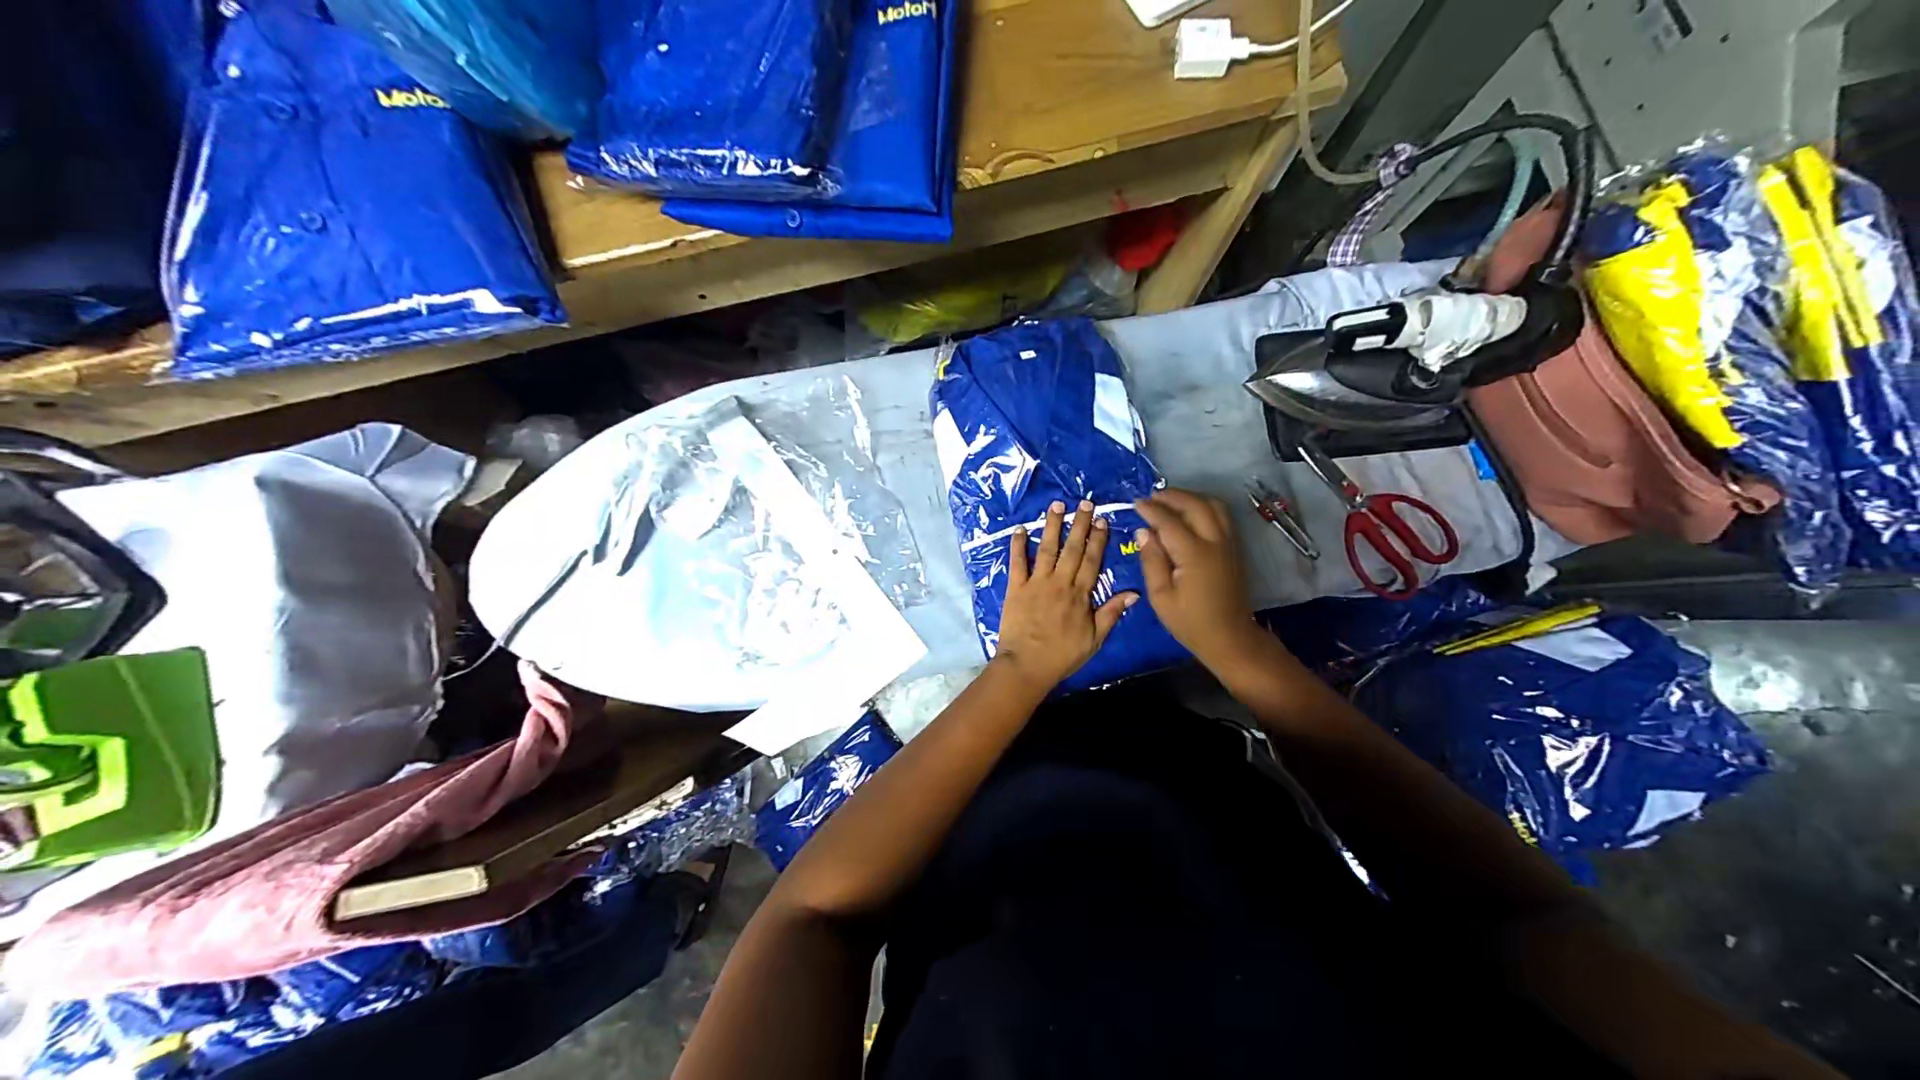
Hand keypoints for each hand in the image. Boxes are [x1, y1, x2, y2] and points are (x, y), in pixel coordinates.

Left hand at [992, 499, 1137, 690]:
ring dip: (1052, 526)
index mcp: (1080, 594)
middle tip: (1085, 503)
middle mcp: (1059, 582)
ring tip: (1057, 505)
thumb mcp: (1094, 639)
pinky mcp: (1015, 588)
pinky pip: (1017, 562)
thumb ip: (1111, 613)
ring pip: (1046, 548)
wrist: (1027, 665)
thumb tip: (1134, 593)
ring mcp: (1036, 583)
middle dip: (1080, 524)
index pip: (1092, 560)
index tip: (1102, 520)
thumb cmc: (1062, 655)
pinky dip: (1018, 545)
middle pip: (1073, 548)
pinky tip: (1020, 529)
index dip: (1098, 539)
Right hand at [1133, 489, 1269, 670]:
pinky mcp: (1235, 548)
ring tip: (1170, 501)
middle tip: (1152, 497)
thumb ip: (1151, 560)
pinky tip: (1190, 513)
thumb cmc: (1190, 622)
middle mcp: (1215, 542)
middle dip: (1172, 496)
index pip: (1169, 521)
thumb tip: (1143, 532)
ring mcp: (1229, 543)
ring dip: (1191, 498)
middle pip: (1195, 505)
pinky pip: (1222, 516)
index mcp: (1194, 554)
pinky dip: (1204, 506)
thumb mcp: (1161, 597)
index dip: (1151, 510)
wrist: (1230, 637)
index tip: (1136, 504)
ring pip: (1214, 506)